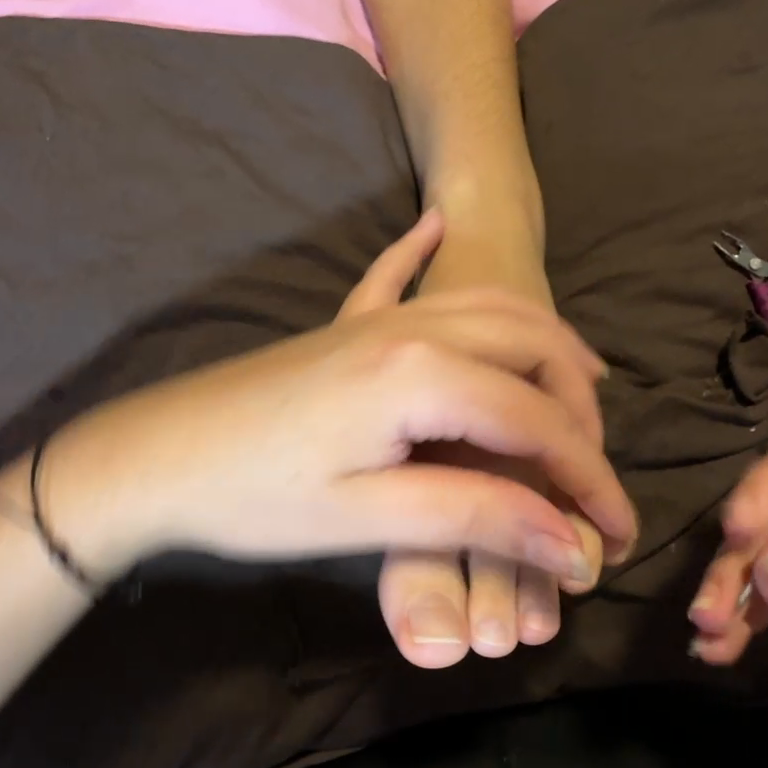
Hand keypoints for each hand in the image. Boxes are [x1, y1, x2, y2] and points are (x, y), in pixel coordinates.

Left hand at [26, 210, 636, 586]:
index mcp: (422, 375)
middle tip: (594, 474)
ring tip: (575, 388)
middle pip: (532, 347)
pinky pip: (396, 275)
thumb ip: (474, 516)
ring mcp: (375, 318)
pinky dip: (427, 253)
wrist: (153, 456)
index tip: (615, 537)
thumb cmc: (254, 496)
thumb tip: (569, 539)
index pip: (539, 421)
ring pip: (486, 306)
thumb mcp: (367, 517)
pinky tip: (437, 228)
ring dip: (540, 341)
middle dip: (580, 409)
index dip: (589, 481)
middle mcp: (412, 327)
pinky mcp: (343, 326)